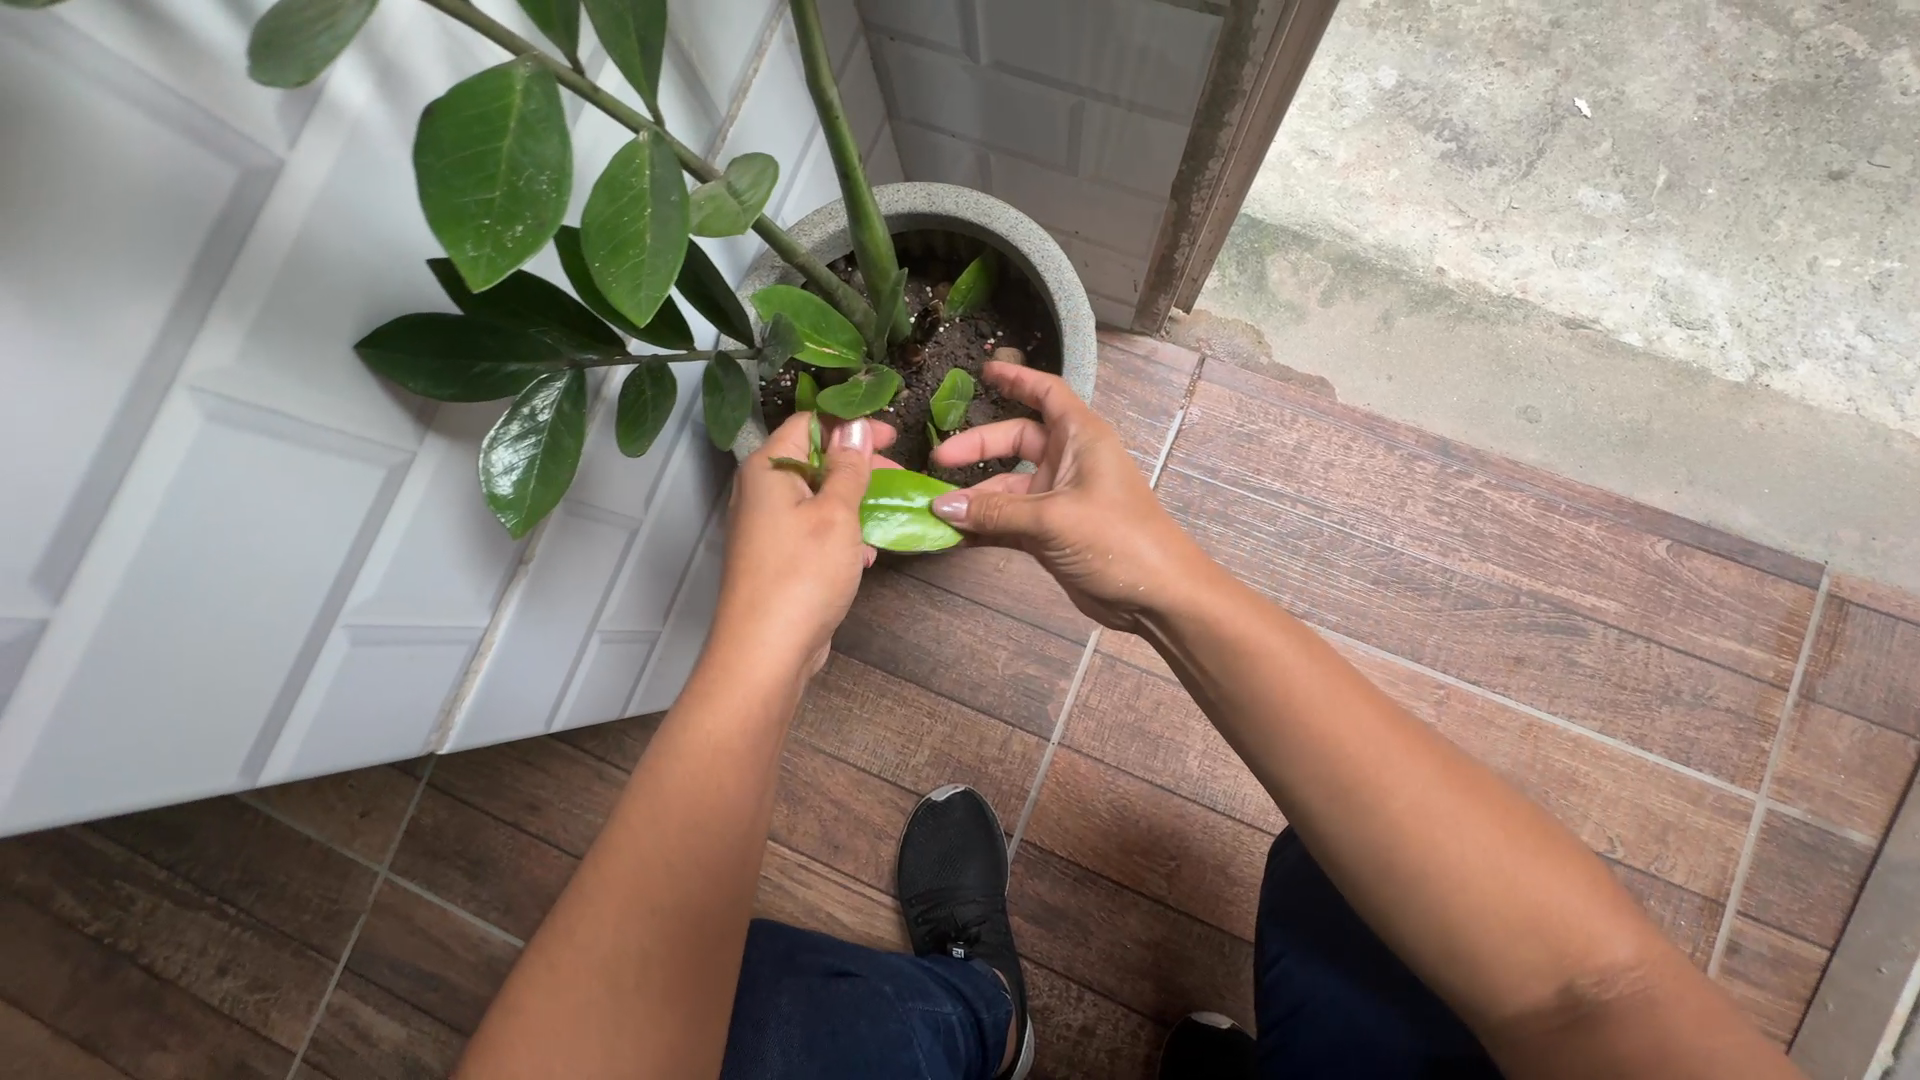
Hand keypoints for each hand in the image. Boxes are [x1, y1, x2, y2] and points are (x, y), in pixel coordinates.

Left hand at [712, 412, 886, 675]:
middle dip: (859, 467)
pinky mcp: (778, 559)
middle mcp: (761, 492)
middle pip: (814, 459)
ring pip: (818, 498)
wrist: (766, 651)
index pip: (809, 422)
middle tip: (899, 477)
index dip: (850, 424)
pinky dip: (842, 535)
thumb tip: (854, 428)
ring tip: (887, 519)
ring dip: (854, 504)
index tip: (891, 436)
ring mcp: (767, 528)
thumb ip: (848, 468)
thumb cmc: (802, 574)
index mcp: (768, 469)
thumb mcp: (836, 513)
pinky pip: (814, 531)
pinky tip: (865, 556)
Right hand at [927, 362, 1210, 632]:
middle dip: (977, 448)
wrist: (1155, 596)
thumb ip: (995, 513)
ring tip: (936, 509)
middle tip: (938, 461)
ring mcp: (1058, 500)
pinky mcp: (1050, 534)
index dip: (1017, 379)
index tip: (984, 371)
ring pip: (1006, 489)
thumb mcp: (1053, 518)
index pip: (1046, 394)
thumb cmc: (1117, 538)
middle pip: (1015, 441)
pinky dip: (983, 527)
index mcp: (1081, 438)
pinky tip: (953, 535)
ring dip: (975, 499)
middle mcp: (1068, 462)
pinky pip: (1008, 522)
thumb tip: (941, 507)